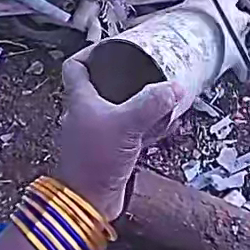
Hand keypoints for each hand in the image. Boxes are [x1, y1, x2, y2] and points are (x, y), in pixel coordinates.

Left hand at [55, 53, 184, 219]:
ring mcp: (96, 133)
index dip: (90, 53)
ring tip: (160, 97)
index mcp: (80, 100)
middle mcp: (85, 114)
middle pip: (100, 86)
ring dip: (138, 104)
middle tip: (144, 71)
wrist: (89, 202)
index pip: (75, 66)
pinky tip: (162, 127)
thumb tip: (173, 88)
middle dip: (124, 78)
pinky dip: (144, 127)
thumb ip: (151, 104)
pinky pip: (128, 132)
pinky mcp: (108, 152)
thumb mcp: (126, 124)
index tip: (112, 47)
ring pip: (117, 109)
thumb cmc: (95, 161)